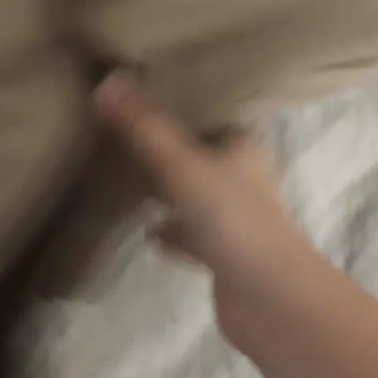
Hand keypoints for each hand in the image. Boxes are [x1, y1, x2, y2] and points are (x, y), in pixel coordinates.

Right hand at [94, 74, 325, 337]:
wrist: (269, 298)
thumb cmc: (232, 217)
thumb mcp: (182, 164)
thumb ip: (145, 126)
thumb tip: (108, 80)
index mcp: (242, 146)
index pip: (209, 116)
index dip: (181, 107)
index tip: (144, 99)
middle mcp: (244, 177)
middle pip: (201, 156)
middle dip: (171, 150)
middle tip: (127, 138)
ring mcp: (236, 218)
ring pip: (196, 196)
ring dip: (170, 192)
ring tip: (129, 181)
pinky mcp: (226, 256)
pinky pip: (192, 235)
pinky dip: (172, 232)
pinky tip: (147, 233)